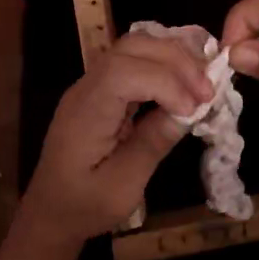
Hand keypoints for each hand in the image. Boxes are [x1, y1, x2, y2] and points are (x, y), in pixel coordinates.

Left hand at [22, 32, 212, 241]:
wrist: (50, 213)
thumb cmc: (84, 205)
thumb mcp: (123, 186)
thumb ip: (153, 143)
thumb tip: (189, 111)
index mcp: (86, 112)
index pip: (124, 71)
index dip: (165, 81)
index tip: (192, 109)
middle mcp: (86, 88)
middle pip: (132, 46)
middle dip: (176, 61)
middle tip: (208, 91)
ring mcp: (93, 84)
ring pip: (136, 46)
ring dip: (174, 57)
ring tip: (202, 84)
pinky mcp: (103, 89)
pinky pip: (135, 59)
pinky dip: (166, 63)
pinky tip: (186, 81)